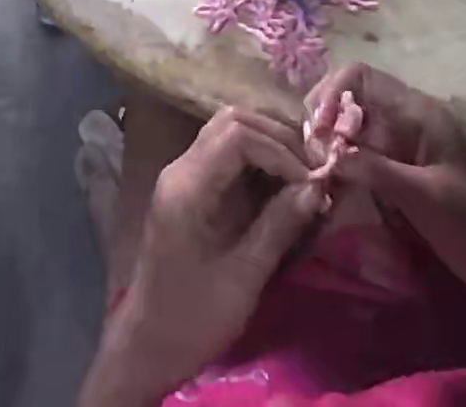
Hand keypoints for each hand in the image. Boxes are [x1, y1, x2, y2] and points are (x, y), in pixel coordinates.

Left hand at [80, 107, 326, 406]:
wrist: (147, 345)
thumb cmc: (194, 318)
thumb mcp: (243, 276)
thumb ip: (279, 225)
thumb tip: (317, 187)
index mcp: (187, 186)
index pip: (238, 135)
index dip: (280, 149)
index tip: (310, 180)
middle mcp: (180, 167)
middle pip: (232, 120)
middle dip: (278, 136)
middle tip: (312, 167)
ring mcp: (181, 173)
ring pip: (228, 128)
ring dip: (268, 140)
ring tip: (301, 169)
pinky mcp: (189, 184)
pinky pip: (225, 149)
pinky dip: (257, 153)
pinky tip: (281, 177)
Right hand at [309, 67, 465, 406]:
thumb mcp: (426, 198)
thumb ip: (377, 170)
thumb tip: (328, 152)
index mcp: (417, 111)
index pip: (360, 76)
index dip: (332, 94)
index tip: (319, 132)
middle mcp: (404, 116)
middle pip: (348, 94)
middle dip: (324, 115)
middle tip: (311, 152)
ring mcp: (398, 140)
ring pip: (349, 121)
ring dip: (328, 139)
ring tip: (315, 168)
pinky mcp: (395, 164)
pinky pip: (357, 149)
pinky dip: (338, 159)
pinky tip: (328, 180)